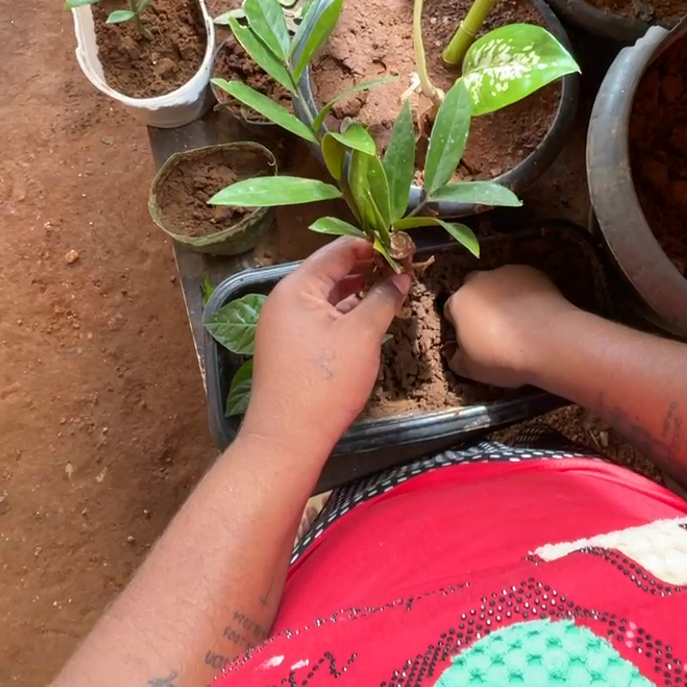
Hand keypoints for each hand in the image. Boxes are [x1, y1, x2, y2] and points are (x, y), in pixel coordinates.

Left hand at [239, 237, 408, 458]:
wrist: (287, 439)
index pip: (338, 251)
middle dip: (367, 268)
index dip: (372, 246)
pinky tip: (370, 317)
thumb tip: (400, 276)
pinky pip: (321, 317)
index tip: (402, 248)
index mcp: (297, 287)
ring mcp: (284, 325)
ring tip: (392, 290)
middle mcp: (285, 300)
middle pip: (331, 272)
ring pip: (327, 297)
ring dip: (358, 292)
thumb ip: (383, 298)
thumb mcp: (362, 335)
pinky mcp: (290, 347)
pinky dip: (345, 314)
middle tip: (402, 269)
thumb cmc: (326, 381)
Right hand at [446, 265, 570, 387]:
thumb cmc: (502, 357)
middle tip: (492, 326)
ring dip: (501, 296)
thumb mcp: (472, 369)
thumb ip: (458, 358)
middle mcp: (479, 280)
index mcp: (459, 302)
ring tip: (517, 320)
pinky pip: (522, 282)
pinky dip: (524, 294)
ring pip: (498, 283)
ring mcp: (506, 273)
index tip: (471, 338)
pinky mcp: (532, 272)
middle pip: (472, 288)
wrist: (547, 341)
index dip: (460, 324)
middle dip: (478, 303)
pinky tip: (534, 312)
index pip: (451, 310)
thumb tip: (456, 355)